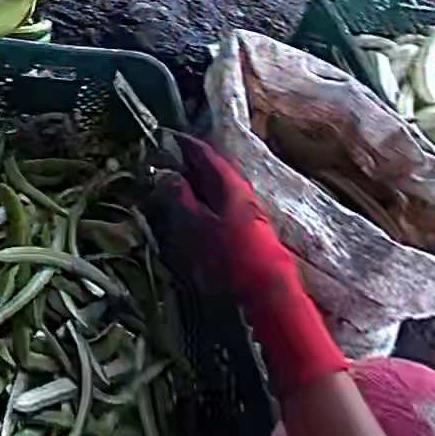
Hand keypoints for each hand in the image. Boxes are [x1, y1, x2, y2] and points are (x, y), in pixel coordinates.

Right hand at [149, 135, 347, 396]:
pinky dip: (207, 197)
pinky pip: (224, 201)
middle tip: (165, 157)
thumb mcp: (197, 226)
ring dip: (199, 181)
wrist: (270, 299)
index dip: (187, 144)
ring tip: (175, 180)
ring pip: (220, 187)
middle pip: (215, 169)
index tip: (167, 136)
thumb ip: (180, 197)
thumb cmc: (231, 258)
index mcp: (232, 186)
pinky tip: (195, 206)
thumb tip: (164, 172)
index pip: (208, 155)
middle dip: (191, 162)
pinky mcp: (251, 229)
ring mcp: (250, 212)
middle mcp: (244, 193)